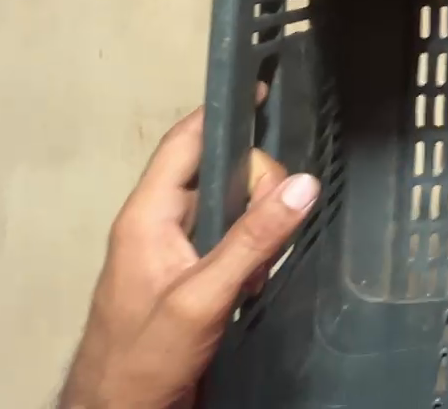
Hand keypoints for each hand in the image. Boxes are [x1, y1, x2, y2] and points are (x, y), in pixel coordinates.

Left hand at [60, 103, 317, 408]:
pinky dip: (257, 240)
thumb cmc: (143, 359)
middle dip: (260, 185)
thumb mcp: (202, 299)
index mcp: (148, 217)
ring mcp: (179, 248)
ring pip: (235, 200)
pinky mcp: (195, 270)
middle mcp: (162, 223)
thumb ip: (254, 240)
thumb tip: (304, 183)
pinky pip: (237, 231)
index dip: (219, 112)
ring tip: (263, 263)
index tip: (261, 88)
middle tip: (278, 223)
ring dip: (261, 218)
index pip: (184, 143)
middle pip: (224, 170)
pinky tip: (262, 269)